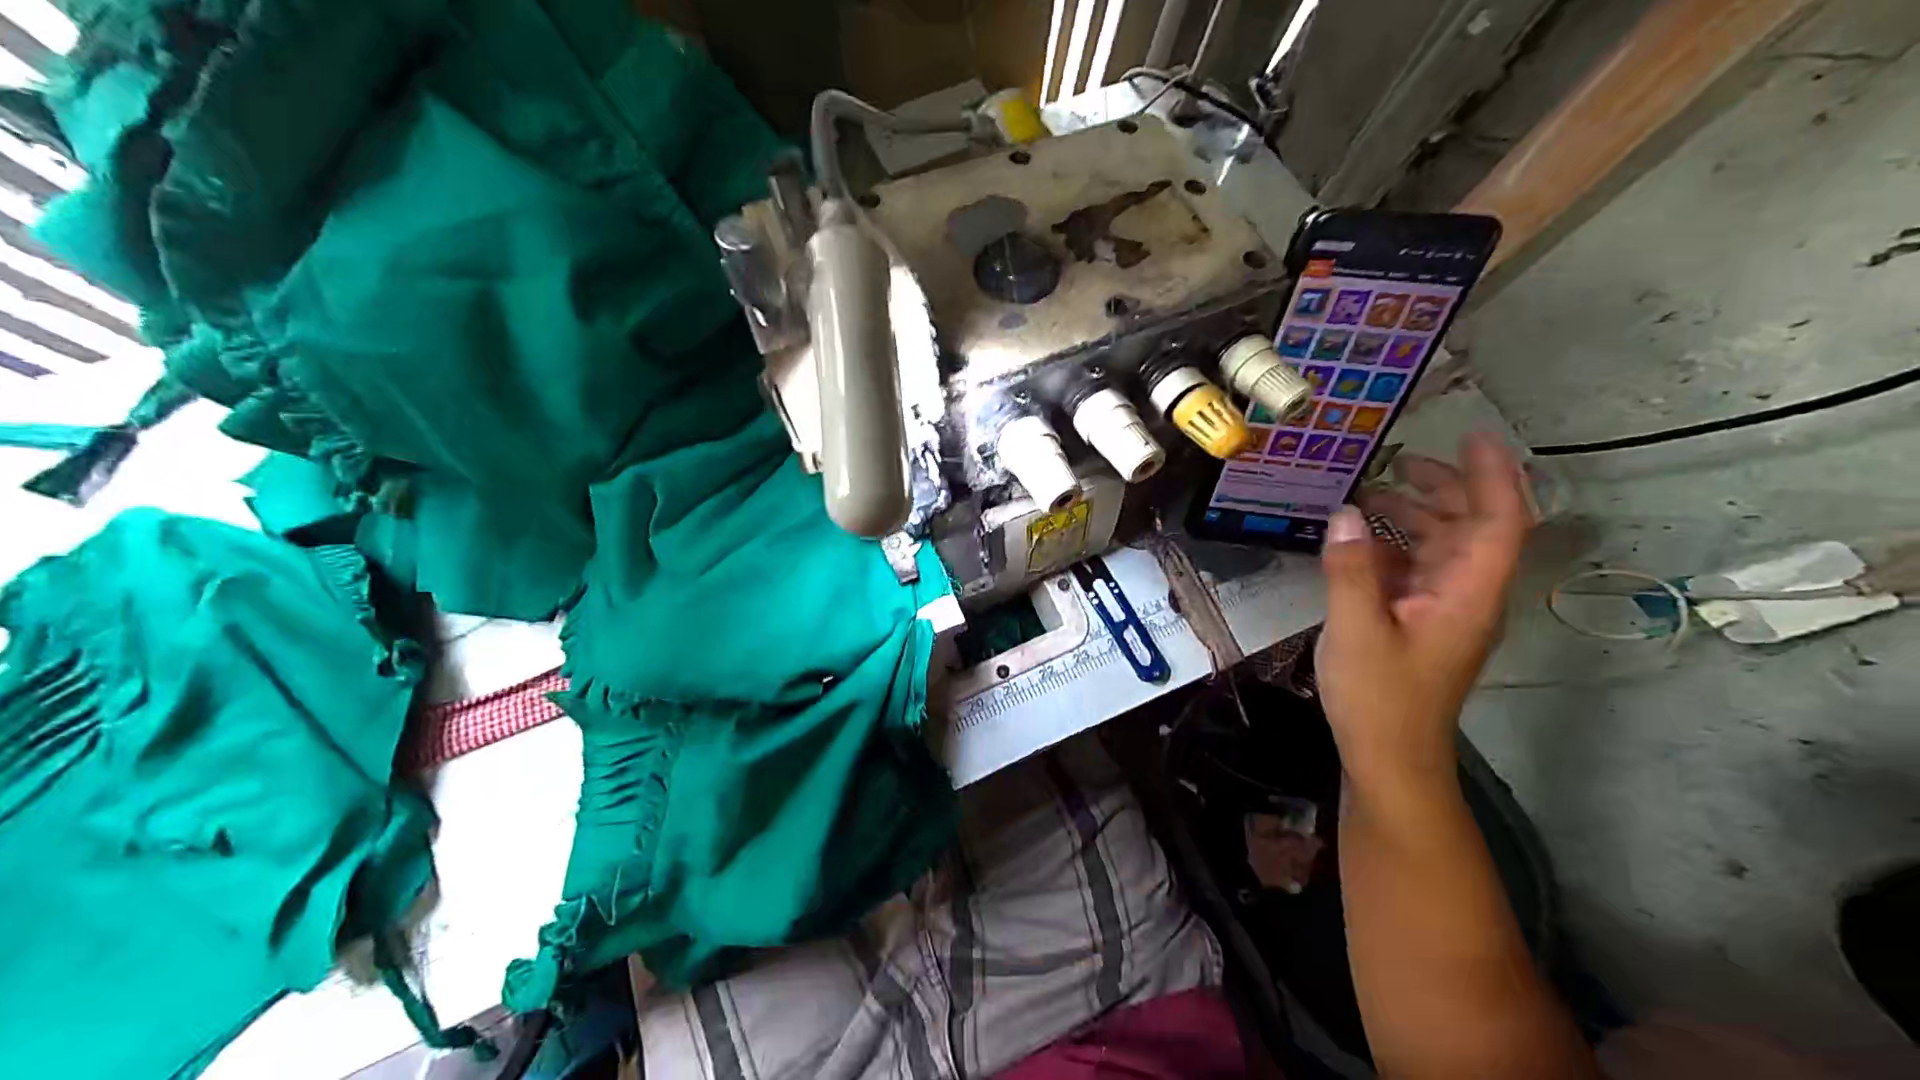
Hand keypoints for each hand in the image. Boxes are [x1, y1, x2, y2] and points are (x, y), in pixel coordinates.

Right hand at [1315, 433, 1532, 798]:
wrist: (1389, 758)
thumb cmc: (1380, 699)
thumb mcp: (1356, 630)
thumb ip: (1351, 568)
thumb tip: (1344, 513)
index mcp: (1468, 595)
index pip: (1499, 521)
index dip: (1492, 475)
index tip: (1470, 436)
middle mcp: (1467, 596)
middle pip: (1472, 527)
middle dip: (1443, 487)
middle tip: (1396, 461)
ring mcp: (1445, 610)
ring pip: (1442, 547)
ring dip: (1413, 515)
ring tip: (1367, 494)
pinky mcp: (1421, 623)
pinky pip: (1416, 570)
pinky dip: (1391, 547)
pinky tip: (1357, 541)